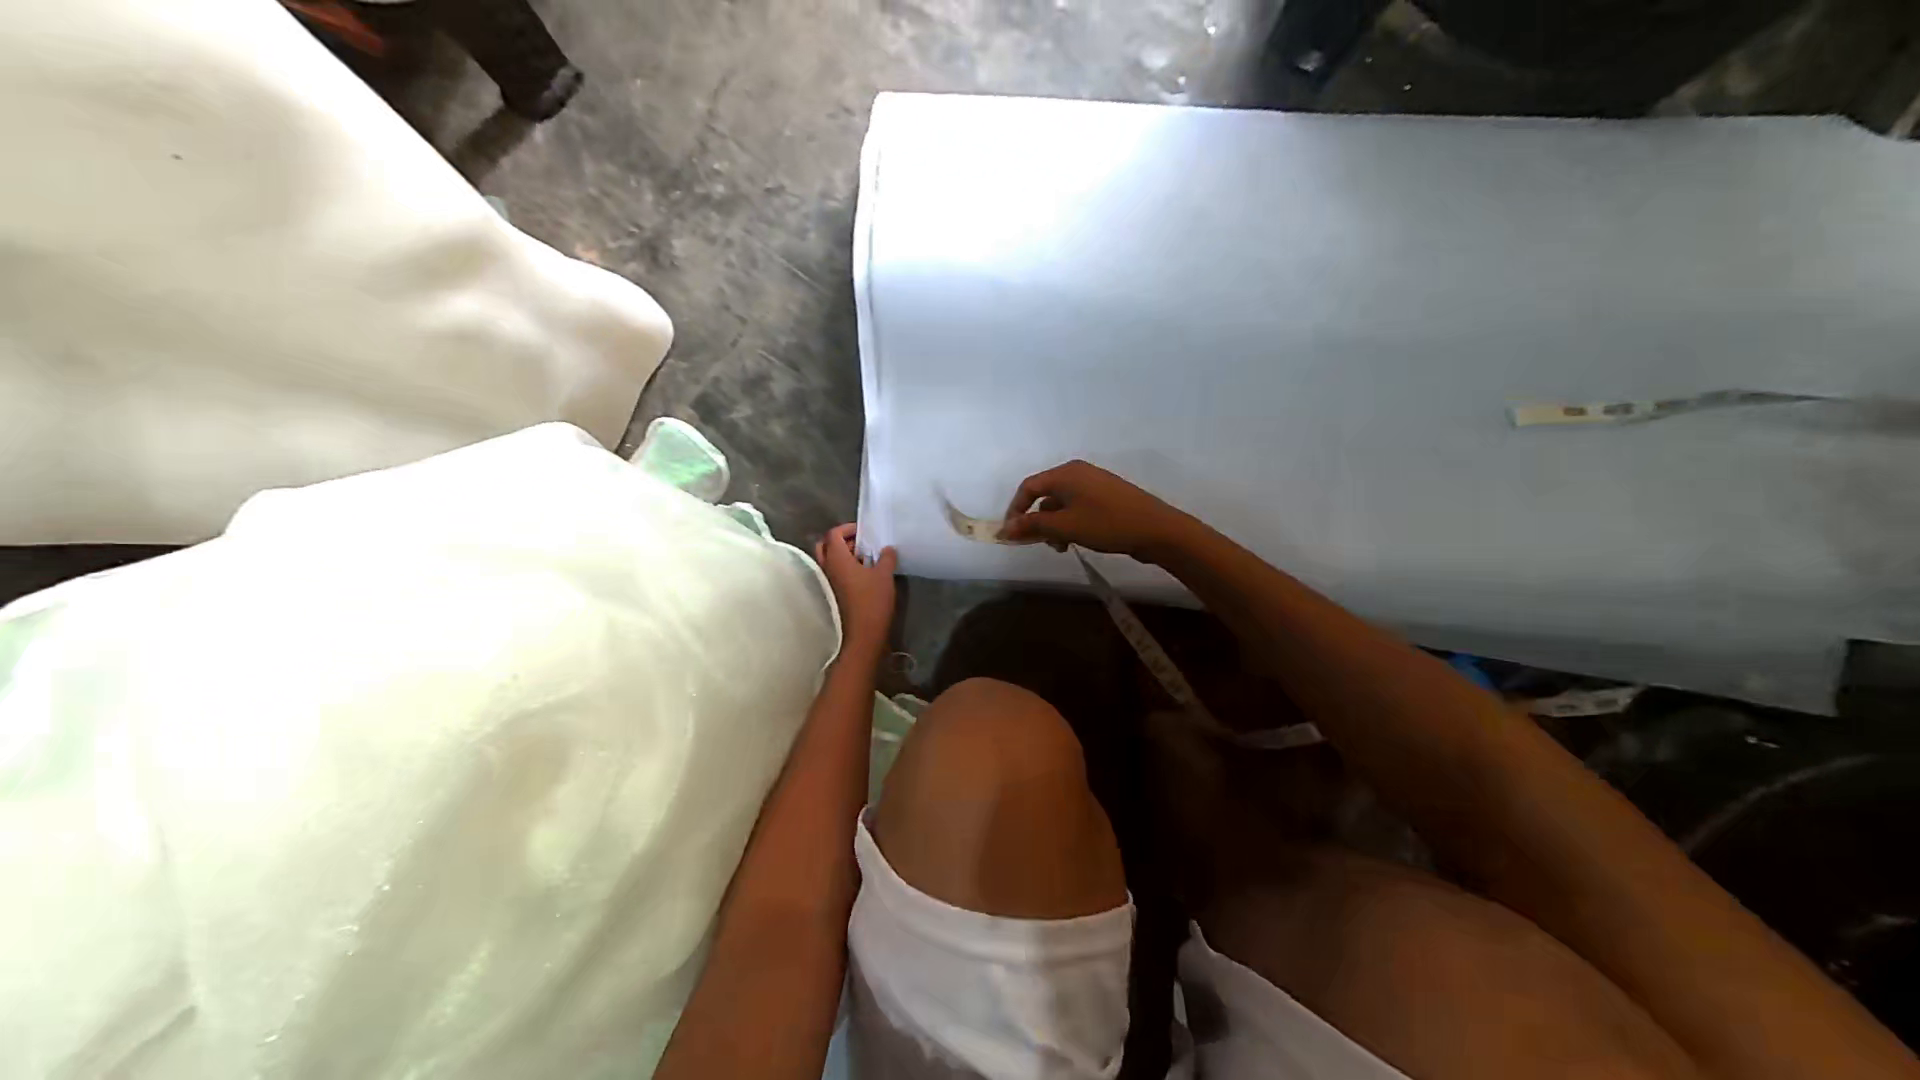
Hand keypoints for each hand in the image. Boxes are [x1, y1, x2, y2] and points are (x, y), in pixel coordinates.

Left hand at [814, 523, 897, 655]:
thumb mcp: (884, 575)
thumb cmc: (872, 601)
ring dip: (844, 555)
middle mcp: (827, 568)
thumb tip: (887, 549)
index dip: (848, 528)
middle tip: (862, 543)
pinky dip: (845, 568)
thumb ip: (886, 557)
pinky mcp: (832, 594)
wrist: (863, 634)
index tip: (864, 532)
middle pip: (827, 545)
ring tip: (867, 558)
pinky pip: (834, 573)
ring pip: (829, 560)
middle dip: (843, 541)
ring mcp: (827, 582)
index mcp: (836, 559)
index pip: (834, 534)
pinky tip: (864, 574)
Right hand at [1001, 460, 1197, 561]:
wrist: (1156, 529)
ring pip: (1061, 504)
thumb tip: (1005, 528)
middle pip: (1045, 495)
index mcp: (1065, 473)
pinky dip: (1070, 523)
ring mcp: (1094, 484)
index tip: (1011, 534)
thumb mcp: (1065, 527)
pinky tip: (1077, 541)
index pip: (1028, 487)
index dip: (1015, 510)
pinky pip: (1077, 507)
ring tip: (1061, 547)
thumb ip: (1033, 526)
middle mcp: (1078, 473)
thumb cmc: (1106, 524)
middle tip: (1039, 544)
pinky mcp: (1107, 497)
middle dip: (1037, 521)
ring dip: (1054, 525)